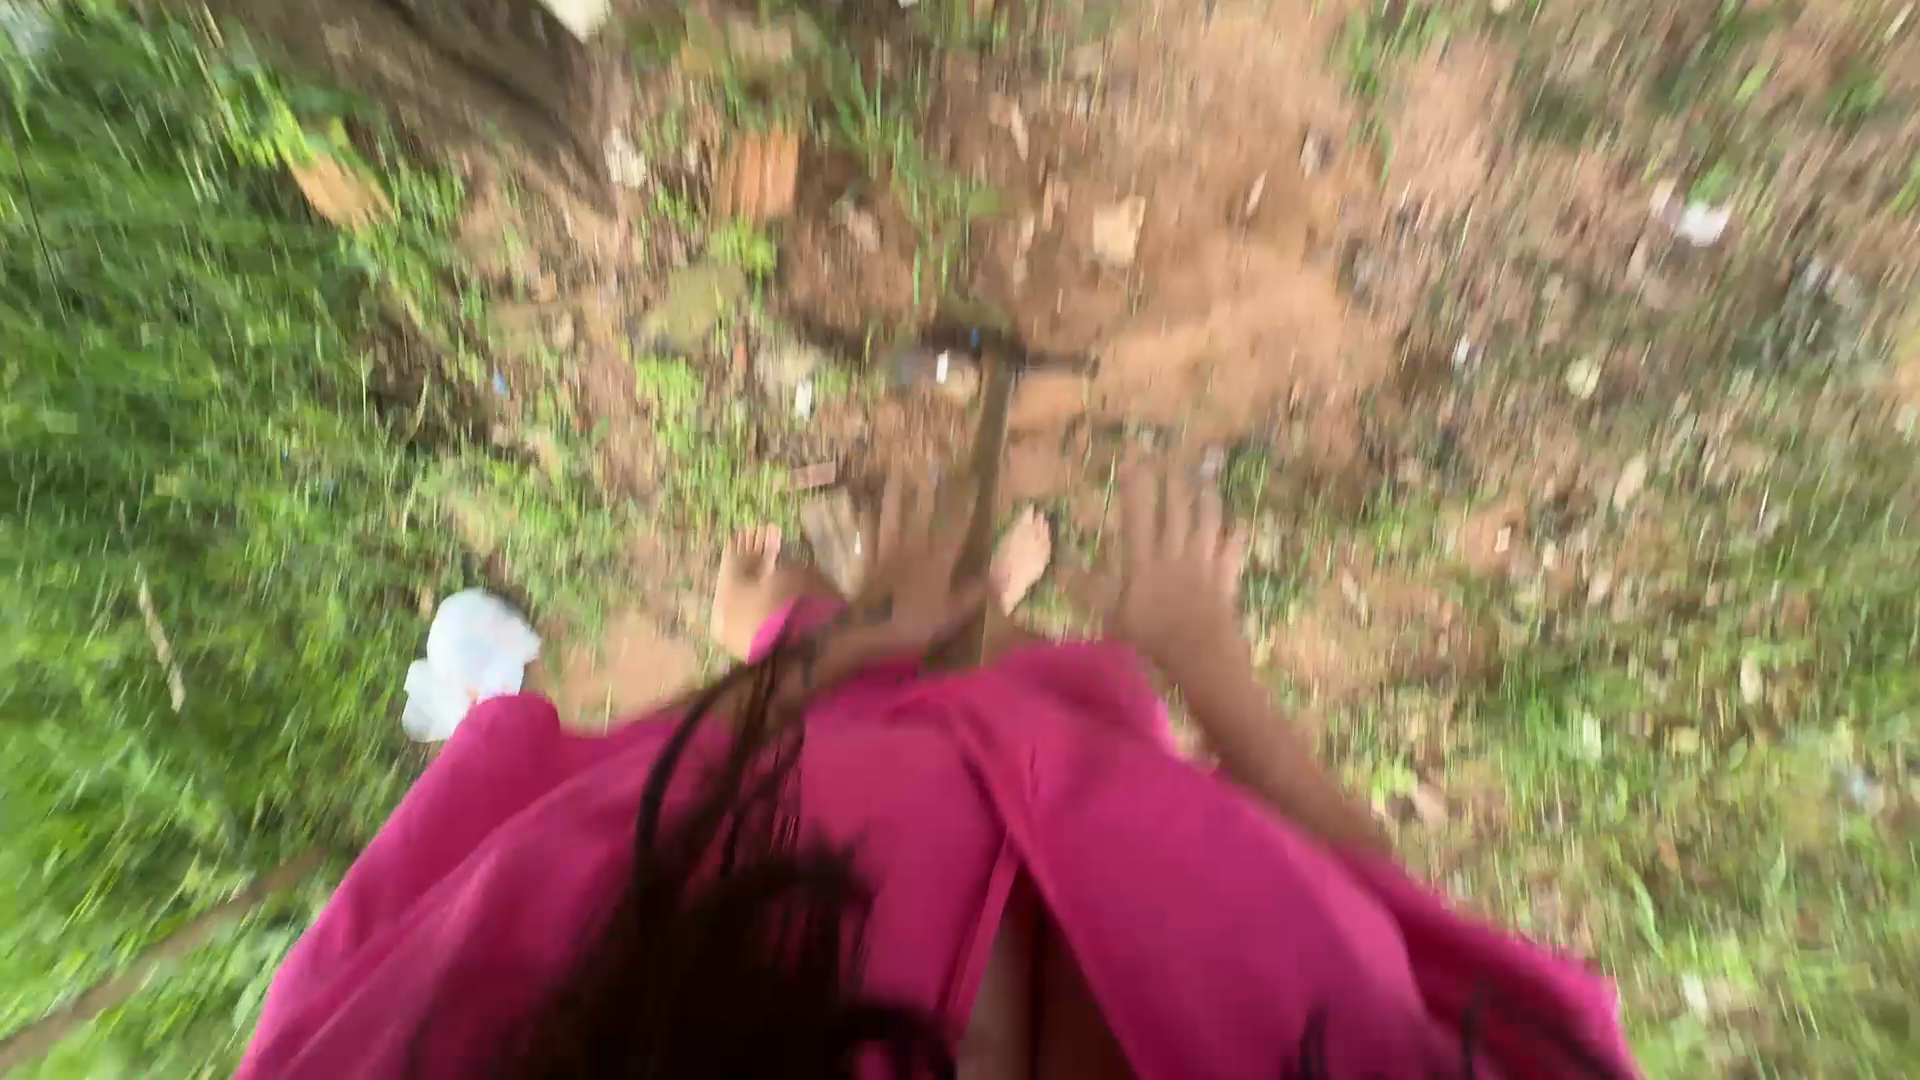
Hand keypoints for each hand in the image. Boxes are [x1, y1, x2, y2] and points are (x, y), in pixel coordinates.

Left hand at [840, 472, 992, 660]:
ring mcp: (889, 553)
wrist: (866, 631)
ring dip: (896, 496)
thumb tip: (1003, 571)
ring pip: (894, 518)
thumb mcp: (953, 615)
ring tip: (897, 473)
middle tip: (934, 465)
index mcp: (938, 561)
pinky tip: (863, 505)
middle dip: (932, 491)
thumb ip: (975, 592)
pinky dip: (867, 520)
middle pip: (924, 515)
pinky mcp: (870, 562)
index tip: (974, 482)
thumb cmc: (914, 625)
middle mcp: (915, 549)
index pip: (957, 527)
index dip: (966, 504)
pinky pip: (870, 535)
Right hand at [1110, 464, 1249, 676]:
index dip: (1134, 487)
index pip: (1137, 515)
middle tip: (1172, 460)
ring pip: (1207, 522)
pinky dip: (1236, 535)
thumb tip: (1065, 566)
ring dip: (1207, 498)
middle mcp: (1174, 554)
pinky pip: (1233, 550)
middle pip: (1176, 510)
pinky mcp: (1226, 576)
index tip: (1132, 463)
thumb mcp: (1112, 616)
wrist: (1200, 654)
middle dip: (1173, 483)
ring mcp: (1204, 563)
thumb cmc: (1151, 639)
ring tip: (1205, 480)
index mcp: (1144, 561)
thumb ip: (1092, 588)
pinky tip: (1239, 524)